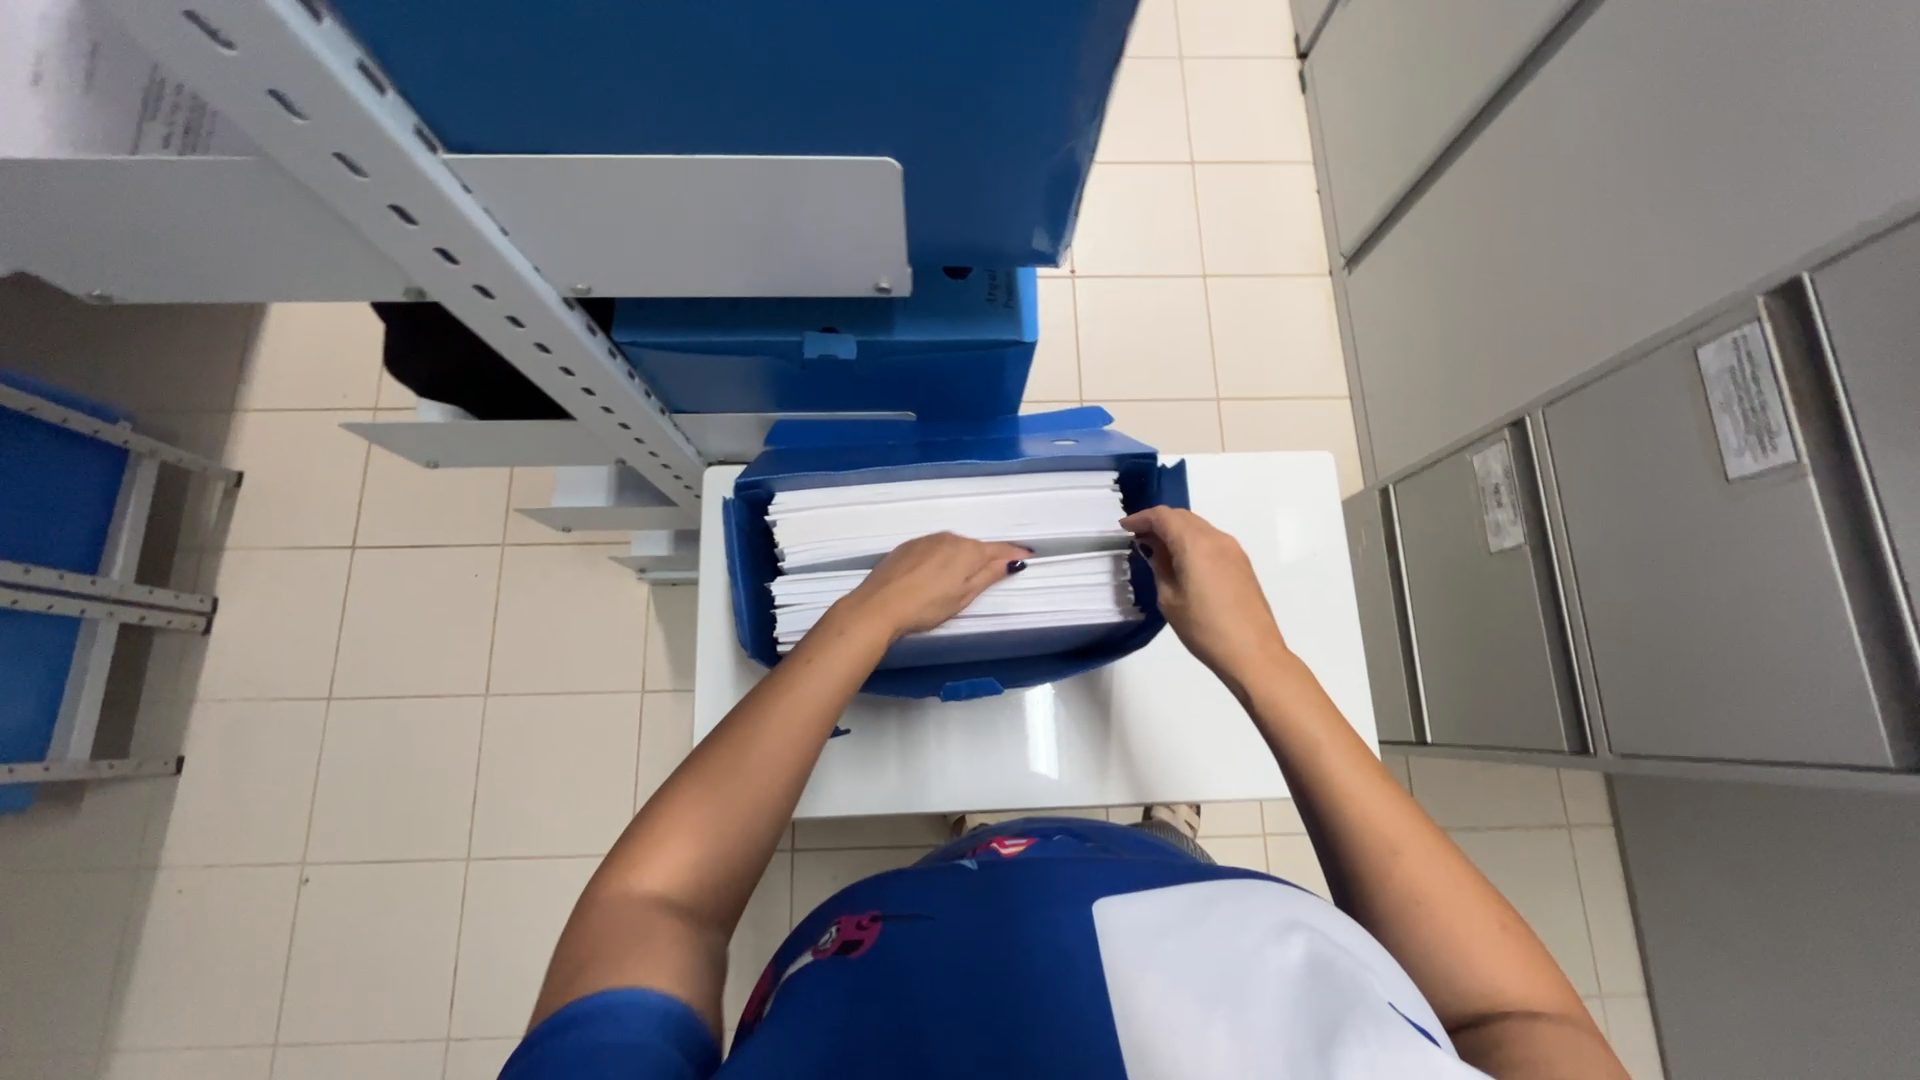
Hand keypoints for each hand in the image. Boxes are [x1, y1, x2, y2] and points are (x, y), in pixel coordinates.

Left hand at [835, 532, 1033, 641]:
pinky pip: (933, 549)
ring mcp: (926, 540)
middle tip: (993, 573)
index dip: (1014, 554)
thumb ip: (988, 576)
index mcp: (968, 551)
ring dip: (960, 558)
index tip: (1029, 555)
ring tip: (959, 578)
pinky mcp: (907, 546)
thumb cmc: (928, 606)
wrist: (879, 605)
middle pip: (974, 548)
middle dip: (985, 558)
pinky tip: (933, 575)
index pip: (999, 550)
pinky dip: (940, 558)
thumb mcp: (964, 596)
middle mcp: (949, 538)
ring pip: (952, 547)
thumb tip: (1011, 562)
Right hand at [1121, 506, 1290, 691]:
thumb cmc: (1203, 628)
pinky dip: (1191, 541)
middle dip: (1158, 522)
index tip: (1124, 528)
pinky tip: (1182, 560)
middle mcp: (1216, 538)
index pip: (1163, 517)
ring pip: (1198, 527)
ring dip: (1176, 531)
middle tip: (1137, 537)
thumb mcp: (1169, 598)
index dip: (1141, 518)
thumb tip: (1154, 547)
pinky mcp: (1241, 563)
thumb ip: (1160, 565)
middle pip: (1182, 517)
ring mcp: (1233, 549)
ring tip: (1157, 549)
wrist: (1252, 652)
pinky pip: (1210, 540)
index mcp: (1195, 544)